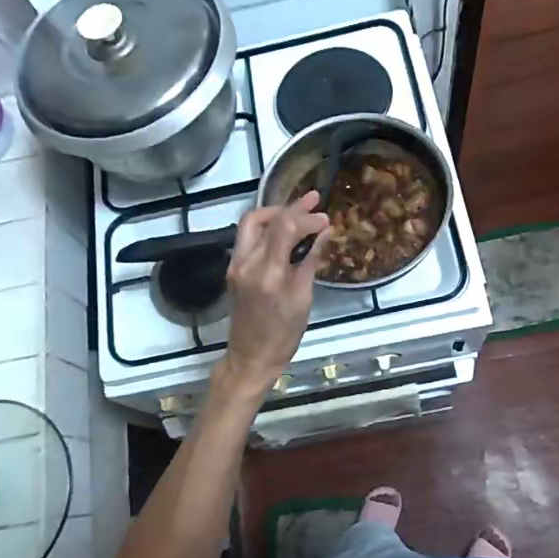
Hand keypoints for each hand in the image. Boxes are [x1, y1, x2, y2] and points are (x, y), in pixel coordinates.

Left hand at [218, 191, 330, 394]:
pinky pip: (248, 239)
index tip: (325, 220)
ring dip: (275, 214)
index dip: (306, 217)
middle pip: (262, 218)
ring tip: (299, 212)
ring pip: (251, 225)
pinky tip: (285, 232)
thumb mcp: (303, 299)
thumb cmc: (283, 335)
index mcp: (267, 273)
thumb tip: (323, 232)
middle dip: (289, 207)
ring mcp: (235, 266)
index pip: (284, 227)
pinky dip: (267, 229)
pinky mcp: (233, 270)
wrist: (251, 357)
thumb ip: (310, 261)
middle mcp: (246, 263)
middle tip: (313, 201)